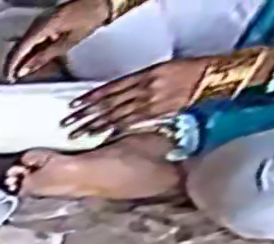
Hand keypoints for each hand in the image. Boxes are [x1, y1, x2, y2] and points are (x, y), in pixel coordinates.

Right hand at [7, 0, 110, 81]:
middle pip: (18, 47)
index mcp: (42, 28)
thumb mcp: (69, 41)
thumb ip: (44, 57)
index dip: (12, 67)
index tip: (11, 79)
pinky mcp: (48, 18)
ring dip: (23, 56)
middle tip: (16, 76)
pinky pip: (32, 37)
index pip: (18, 52)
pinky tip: (35, 55)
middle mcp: (38, 22)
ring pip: (23, 43)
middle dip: (15, 63)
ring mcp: (42, 19)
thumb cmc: (93, 16)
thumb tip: (22, 72)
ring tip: (26, 67)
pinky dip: (30, 48)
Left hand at [66, 58, 208, 134]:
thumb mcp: (161, 69)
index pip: (111, 87)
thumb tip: (109, 95)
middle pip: (108, 103)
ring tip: (74, 134)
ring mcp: (150, 101)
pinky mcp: (155, 113)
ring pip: (115, 116)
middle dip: (84, 115)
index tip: (72, 105)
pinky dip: (111, 129)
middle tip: (64, 124)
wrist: (217, 75)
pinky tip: (97, 136)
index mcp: (147, 74)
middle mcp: (146, 88)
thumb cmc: (188, 70)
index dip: (90, 97)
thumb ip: (135, 82)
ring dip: (92, 126)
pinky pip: (129, 122)